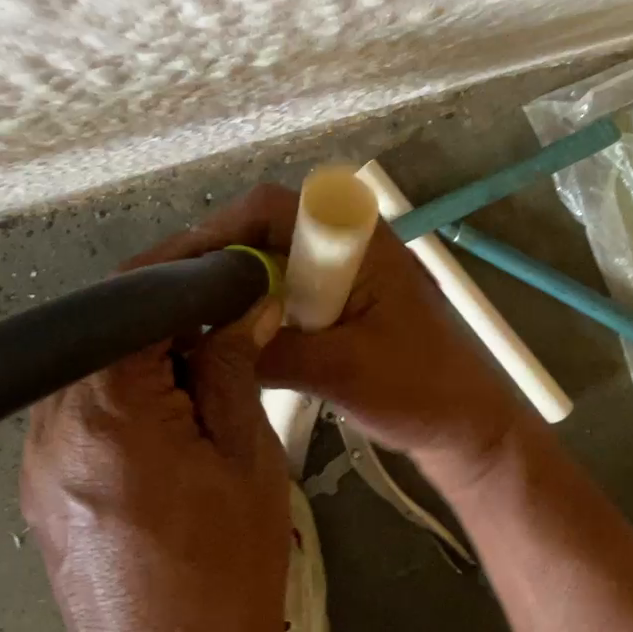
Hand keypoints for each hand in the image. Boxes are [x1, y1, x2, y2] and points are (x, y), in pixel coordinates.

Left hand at [20, 289, 288, 631]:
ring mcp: (38, 460)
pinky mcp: (41, 489)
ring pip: (94, 369)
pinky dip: (123, 400)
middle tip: (225, 326)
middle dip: (170, 322)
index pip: (134, 299)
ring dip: (147, 362)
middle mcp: (53, 425)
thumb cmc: (219, 571)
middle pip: (108, 332)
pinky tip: (168, 422)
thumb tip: (244, 308)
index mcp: (104, 408)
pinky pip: (80, 412)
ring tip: (202, 379)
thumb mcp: (246, 457)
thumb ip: (233, 366)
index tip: (226, 271)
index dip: (186, 274)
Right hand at [128, 184, 525, 476]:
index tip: (175, 270)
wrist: (467, 425)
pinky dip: (249, 300)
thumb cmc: (418, 390)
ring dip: (227, 278)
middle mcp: (344, 236)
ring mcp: (340, 263)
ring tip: (181, 310)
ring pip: (267, 252)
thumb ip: (272, 348)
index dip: (216, 231)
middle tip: (165, 294)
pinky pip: (281, 280)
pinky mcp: (337, 291)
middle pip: (261, 225)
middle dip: (211, 255)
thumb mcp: (340, 370)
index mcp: (354, 236)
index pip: (270, 207)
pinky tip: (223, 327)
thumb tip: (197, 339)